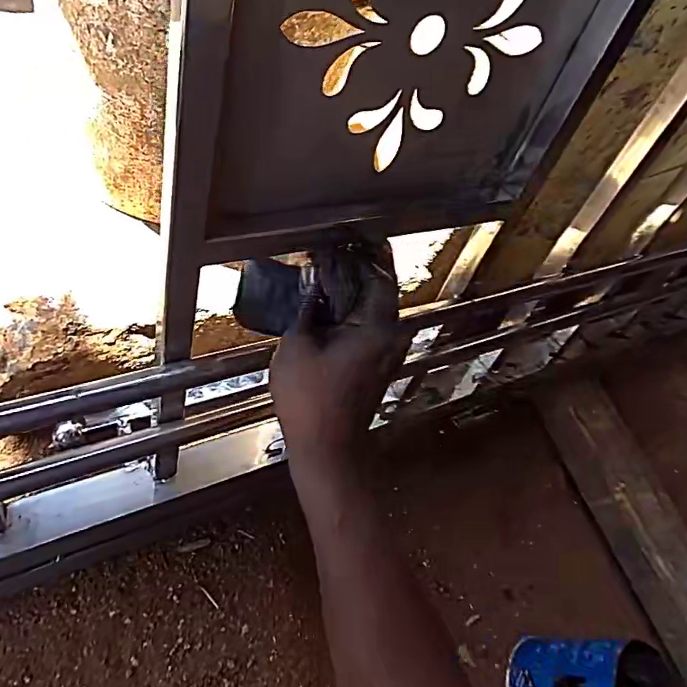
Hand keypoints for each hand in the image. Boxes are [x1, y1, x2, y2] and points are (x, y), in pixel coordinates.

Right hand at [269, 241, 405, 477]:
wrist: (326, 448)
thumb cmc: (309, 400)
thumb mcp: (296, 346)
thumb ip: (306, 310)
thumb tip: (312, 288)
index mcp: (377, 328)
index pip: (382, 277)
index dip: (370, 254)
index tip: (357, 238)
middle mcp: (390, 337)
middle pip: (382, 292)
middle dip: (362, 271)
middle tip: (338, 253)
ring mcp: (387, 353)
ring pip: (377, 311)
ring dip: (358, 292)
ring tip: (331, 275)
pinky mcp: (378, 366)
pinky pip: (372, 328)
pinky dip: (356, 313)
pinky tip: (331, 308)